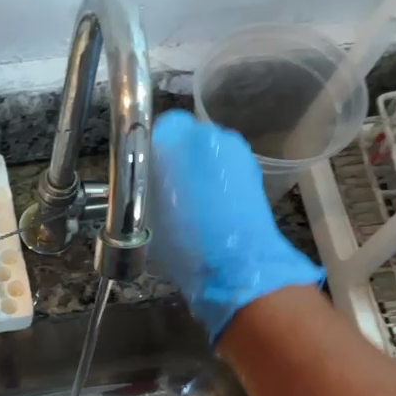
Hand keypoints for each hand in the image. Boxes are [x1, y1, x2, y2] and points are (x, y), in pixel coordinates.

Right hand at [150, 110, 325, 340]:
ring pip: (205, 152)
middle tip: (162, 192)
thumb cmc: (183, 241)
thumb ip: (143, 186)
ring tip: (186, 205)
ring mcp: (235, 150)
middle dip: (174, 159)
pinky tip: (208, 211)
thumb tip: (145, 180)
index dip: (149, 152)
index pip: (157, 129)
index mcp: (177, 138)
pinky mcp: (252, 169)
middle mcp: (209, 133)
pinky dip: (214, 181)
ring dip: (195, 170)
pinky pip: (223, 168)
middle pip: (184, 137)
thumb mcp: (145, 216)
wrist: (236, 266)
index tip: (144, 177)